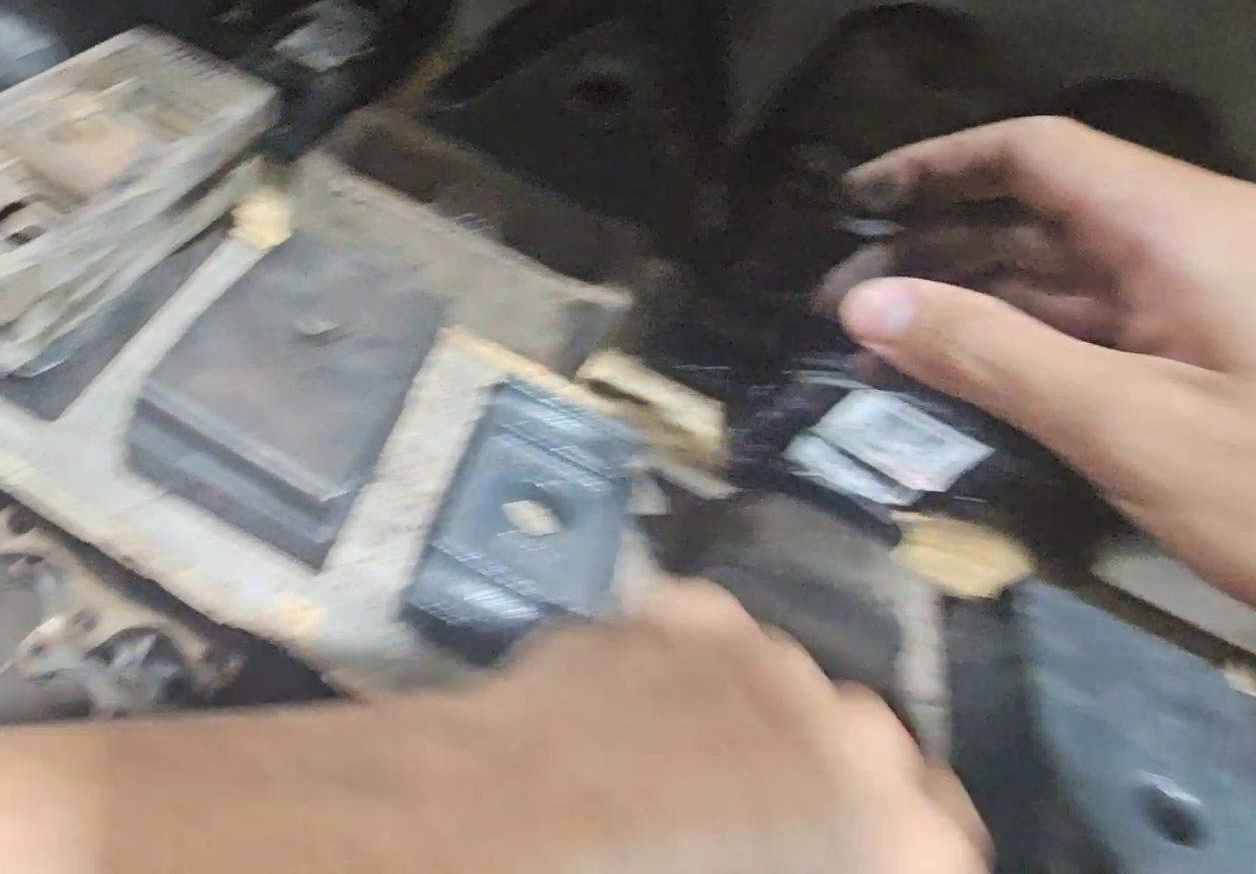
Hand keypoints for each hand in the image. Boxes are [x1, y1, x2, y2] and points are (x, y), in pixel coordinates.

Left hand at [411, 581, 985, 872]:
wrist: (523, 819)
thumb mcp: (777, 867)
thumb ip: (819, 846)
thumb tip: (796, 830)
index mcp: (896, 828)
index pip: (933, 820)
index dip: (884, 827)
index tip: (842, 832)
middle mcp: (844, 727)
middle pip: (863, 734)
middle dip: (820, 757)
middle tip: (758, 788)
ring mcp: (753, 653)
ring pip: (781, 668)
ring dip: (751, 694)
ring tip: (692, 730)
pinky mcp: (674, 610)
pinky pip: (705, 621)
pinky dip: (687, 644)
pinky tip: (652, 676)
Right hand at [816, 116, 1255, 602]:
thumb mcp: (1135, 428)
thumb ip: (989, 356)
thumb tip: (861, 305)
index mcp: (1188, 233)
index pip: (1038, 155)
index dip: (935, 164)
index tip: (852, 201)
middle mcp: (1196, 250)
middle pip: (1032, 217)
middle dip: (926, 249)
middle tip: (839, 302)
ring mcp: (1204, 307)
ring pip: (1053, 277)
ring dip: (958, 301)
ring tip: (874, 341)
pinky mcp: (1208, 359)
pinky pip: (1083, 328)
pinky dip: (1005, 342)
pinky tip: (947, 373)